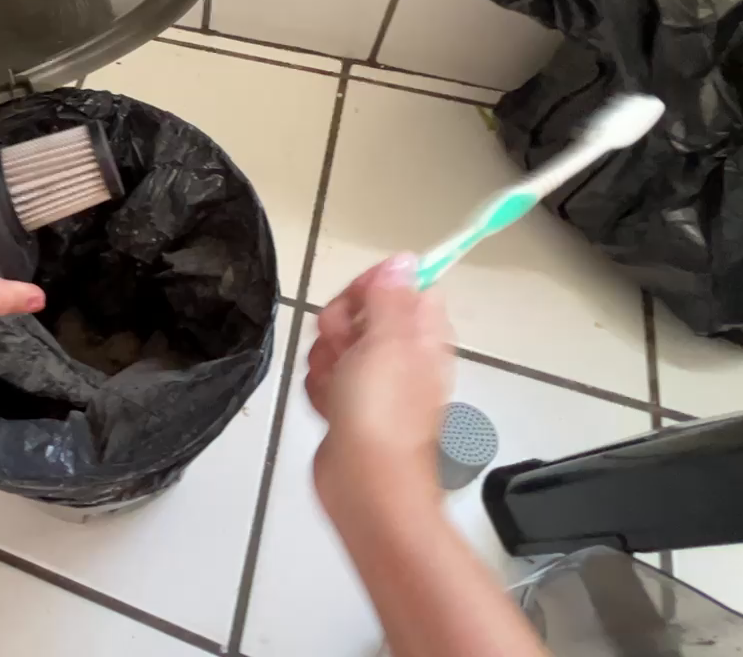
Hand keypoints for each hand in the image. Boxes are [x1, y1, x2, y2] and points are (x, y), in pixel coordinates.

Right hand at [307, 253, 453, 512]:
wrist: (364, 484)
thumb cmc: (380, 413)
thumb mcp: (386, 343)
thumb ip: (390, 297)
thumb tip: (406, 259)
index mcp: (421, 335)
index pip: (399, 285)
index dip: (371, 287)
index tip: (355, 302)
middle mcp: (401, 353)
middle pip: (359, 311)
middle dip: (338, 327)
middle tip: (343, 350)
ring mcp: (374, 379)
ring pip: (335, 343)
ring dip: (326, 360)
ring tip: (337, 386)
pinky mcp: (349, 402)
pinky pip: (325, 374)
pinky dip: (321, 387)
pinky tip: (329, 404)